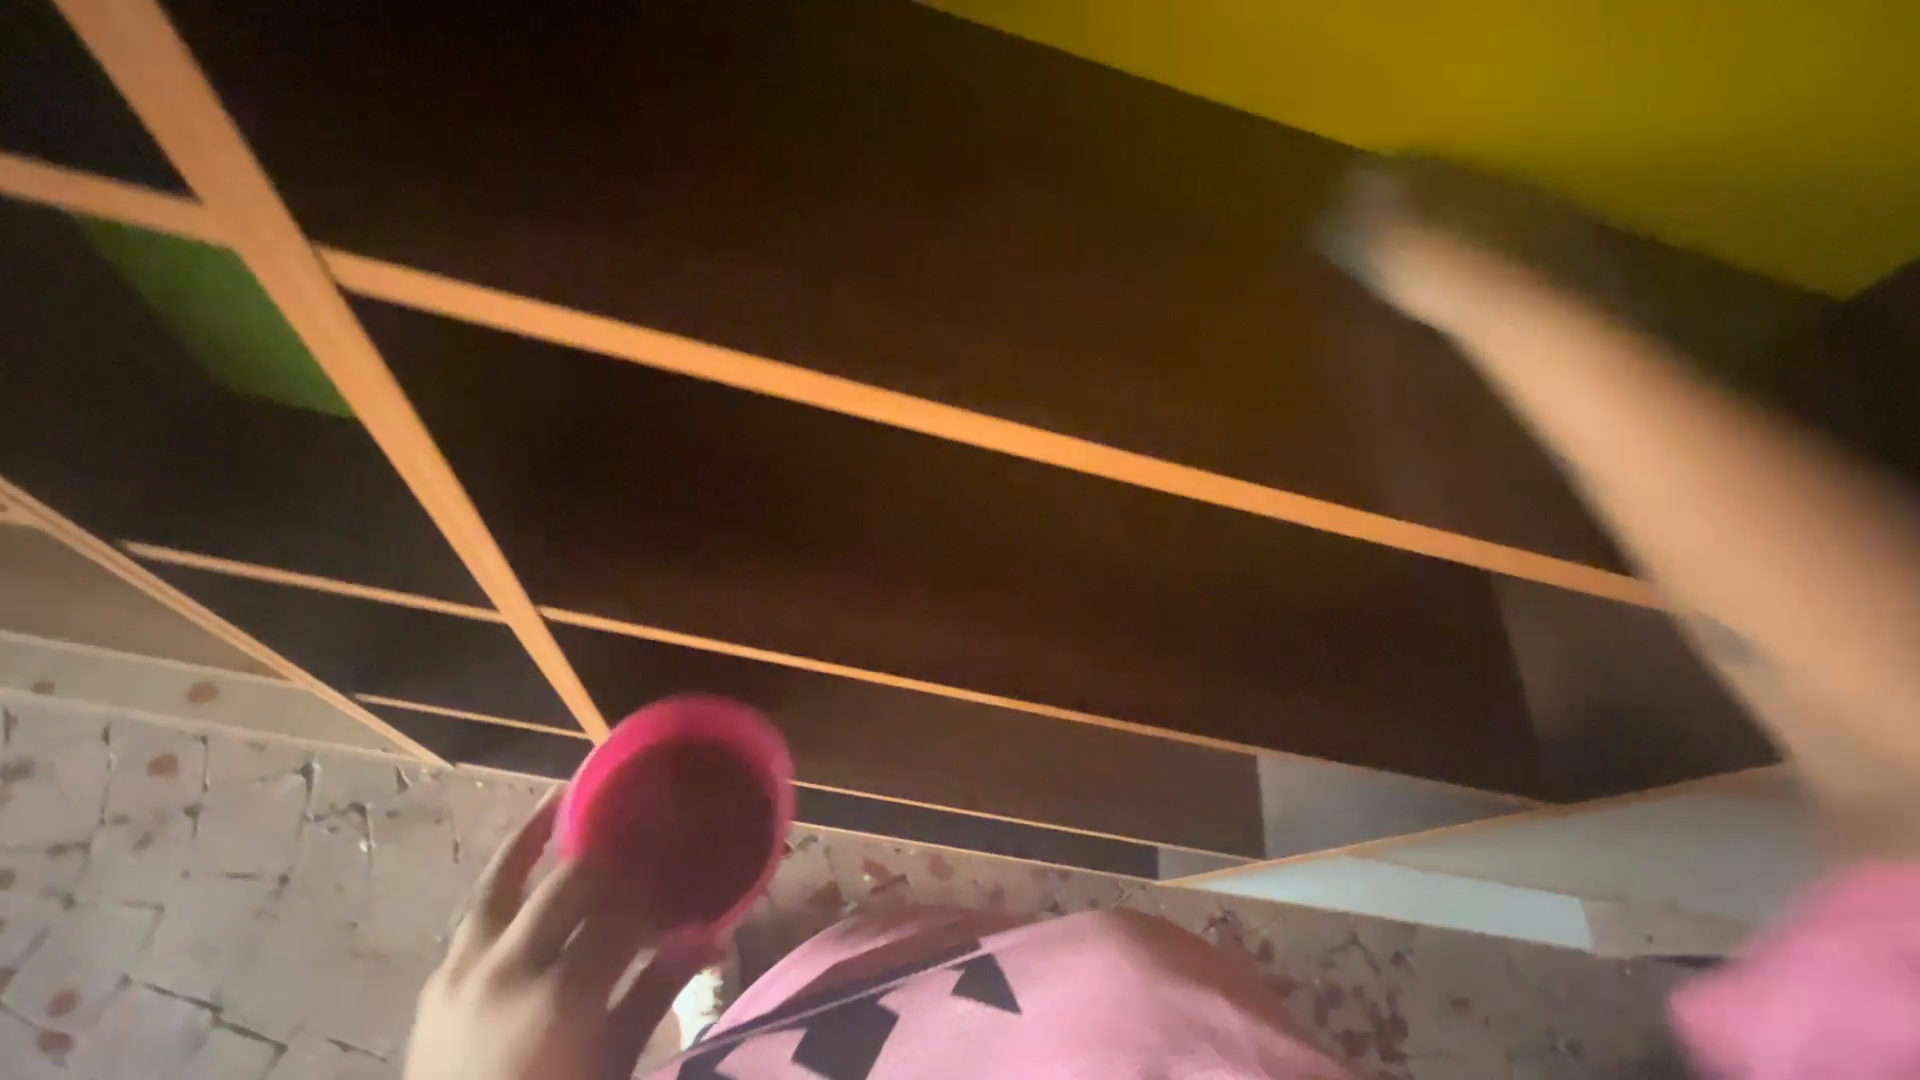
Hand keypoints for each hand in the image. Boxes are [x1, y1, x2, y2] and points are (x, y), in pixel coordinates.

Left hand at [405, 789, 715, 1079]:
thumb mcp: (615, 1062)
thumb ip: (659, 991)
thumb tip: (714, 937)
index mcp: (564, 998)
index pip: (625, 913)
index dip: (658, 886)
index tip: (682, 866)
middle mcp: (510, 968)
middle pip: (571, 882)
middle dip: (612, 857)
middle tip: (642, 837)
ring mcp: (464, 969)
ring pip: (504, 877)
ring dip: (540, 834)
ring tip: (567, 794)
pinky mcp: (439, 977)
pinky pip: (476, 909)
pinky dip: (506, 874)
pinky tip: (527, 855)